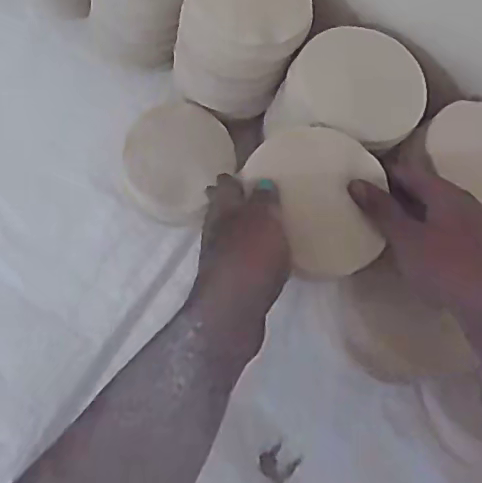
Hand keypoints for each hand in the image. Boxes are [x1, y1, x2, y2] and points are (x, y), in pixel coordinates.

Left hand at [190, 175, 291, 329]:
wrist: (231, 312)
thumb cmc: (249, 257)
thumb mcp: (264, 220)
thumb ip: (264, 200)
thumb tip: (262, 183)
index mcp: (223, 208)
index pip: (226, 184)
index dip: (235, 177)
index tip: (247, 170)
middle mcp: (216, 229)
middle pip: (224, 209)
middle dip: (235, 201)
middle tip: (257, 194)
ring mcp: (219, 256)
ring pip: (230, 232)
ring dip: (243, 226)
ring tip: (265, 223)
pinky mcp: (229, 280)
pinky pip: (241, 256)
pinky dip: (250, 250)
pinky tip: (265, 255)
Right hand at [348, 154, 481, 322]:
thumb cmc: (445, 269)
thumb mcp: (405, 239)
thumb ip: (381, 209)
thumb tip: (356, 182)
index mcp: (446, 192)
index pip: (408, 172)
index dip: (382, 176)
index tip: (363, 186)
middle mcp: (468, 200)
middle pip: (428, 188)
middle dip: (401, 196)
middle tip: (375, 209)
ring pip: (444, 209)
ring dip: (420, 214)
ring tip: (398, 231)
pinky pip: (457, 228)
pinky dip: (437, 231)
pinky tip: (429, 250)